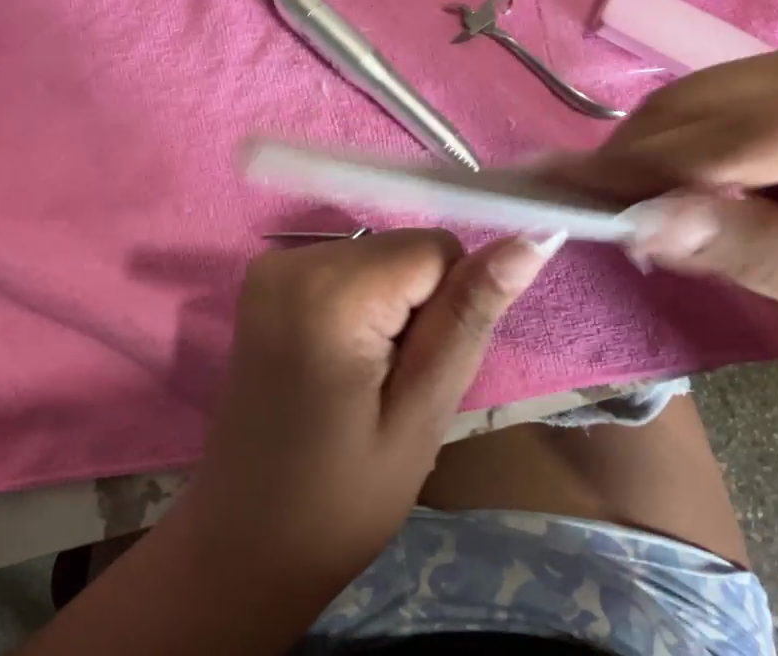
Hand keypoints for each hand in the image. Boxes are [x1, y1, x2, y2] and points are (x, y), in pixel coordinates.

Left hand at [177, 229, 561, 590]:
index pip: (435, 248)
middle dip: (419, 309)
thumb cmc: (342, 498)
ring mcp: (269, 270)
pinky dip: (361, 310)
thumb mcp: (422, 414)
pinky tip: (341, 370)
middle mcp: (289, 259)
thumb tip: (529, 239)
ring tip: (365, 385)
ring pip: (378, 259)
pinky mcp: (263, 286)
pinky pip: (345, 272)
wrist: (247, 539)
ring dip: (391, 311)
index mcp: (327, 290)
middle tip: (393, 388)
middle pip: (402, 250)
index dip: (450, 308)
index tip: (420, 372)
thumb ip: (470, 316)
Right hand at [552, 35, 777, 375]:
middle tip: (571, 205)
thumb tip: (647, 221)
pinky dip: (659, 149)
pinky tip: (639, 184)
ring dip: (639, 152)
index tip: (574, 196)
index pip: (745, 132)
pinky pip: (698, 110)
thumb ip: (755, 250)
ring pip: (690, 102)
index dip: (654, 167)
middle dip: (635, 158)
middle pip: (706, 105)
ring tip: (600, 202)